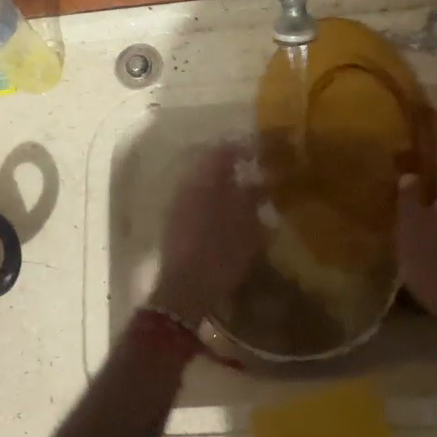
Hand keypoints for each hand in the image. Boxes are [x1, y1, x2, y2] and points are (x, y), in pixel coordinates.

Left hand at [150, 141, 264, 322]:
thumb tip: (260, 178)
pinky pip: (196, 199)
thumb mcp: (247, 224)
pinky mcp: (174, 222)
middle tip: (255, 173)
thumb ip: (253, 196)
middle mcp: (187, 184)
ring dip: (222, 184)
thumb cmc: (220, 252)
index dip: (244, 148)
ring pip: (202, 182)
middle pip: (210, 164)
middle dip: (232, 166)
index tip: (262, 152)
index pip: (224, 149)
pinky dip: (213, 200)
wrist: (184, 288)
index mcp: (205, 178)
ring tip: (244, 195)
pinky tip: (227, 214)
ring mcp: (177, 203)